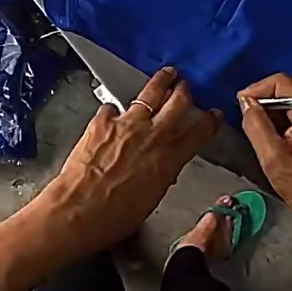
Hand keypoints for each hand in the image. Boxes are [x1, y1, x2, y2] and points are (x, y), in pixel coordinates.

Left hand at [32, 67, 220, 262]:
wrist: (77, 212)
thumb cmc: (115, 216)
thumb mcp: (153, 198)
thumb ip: (163, 173)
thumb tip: (164, 166)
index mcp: (171, 156)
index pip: (201, 130)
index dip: (211, 119)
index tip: (214, 114)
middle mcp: (154, 134)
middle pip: (179, 100)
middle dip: (185, 92)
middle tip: (186, 88)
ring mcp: (128, 123)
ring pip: (152, 92)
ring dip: (162, 81)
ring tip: (167, 74)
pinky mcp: (103, 121)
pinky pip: (114, 106)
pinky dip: (116, 109)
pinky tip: (114, 113)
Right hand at [238, 73, 291, 228]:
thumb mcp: (272, 157)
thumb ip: (256, 125)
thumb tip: (245, 101)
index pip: (282, 82)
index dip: (257, 89)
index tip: (241, 106)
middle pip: (286, 90)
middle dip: (264, 104)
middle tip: (250, 126)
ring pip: (290, 102)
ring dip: (272, 115)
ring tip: (263, 138)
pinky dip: (282, 122)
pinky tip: (275, 141)